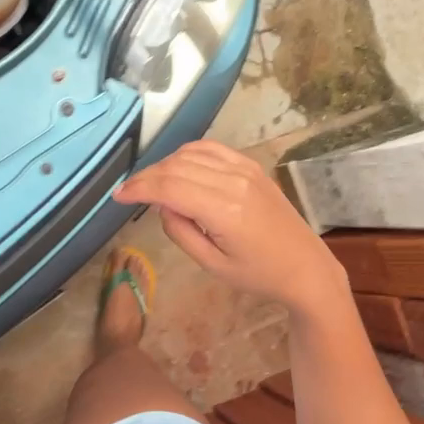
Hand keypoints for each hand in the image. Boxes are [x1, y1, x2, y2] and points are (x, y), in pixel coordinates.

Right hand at [114, 140, 347, 318]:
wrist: (305, 266)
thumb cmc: (259, 275)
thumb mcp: (213, 265)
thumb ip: (181, 233)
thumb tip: (161, 206)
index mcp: (224, 210)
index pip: (169, 187)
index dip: (139, 188)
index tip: (118, 196)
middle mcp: (233, 181)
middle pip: (176, 166)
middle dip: (147, 177)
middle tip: (128, 192)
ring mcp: (245, 169)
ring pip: (191, 153)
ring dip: (165, 164)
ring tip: (151, 183)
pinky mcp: (251, 165)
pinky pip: (212, 148)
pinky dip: (188, 153)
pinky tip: (177, 166)